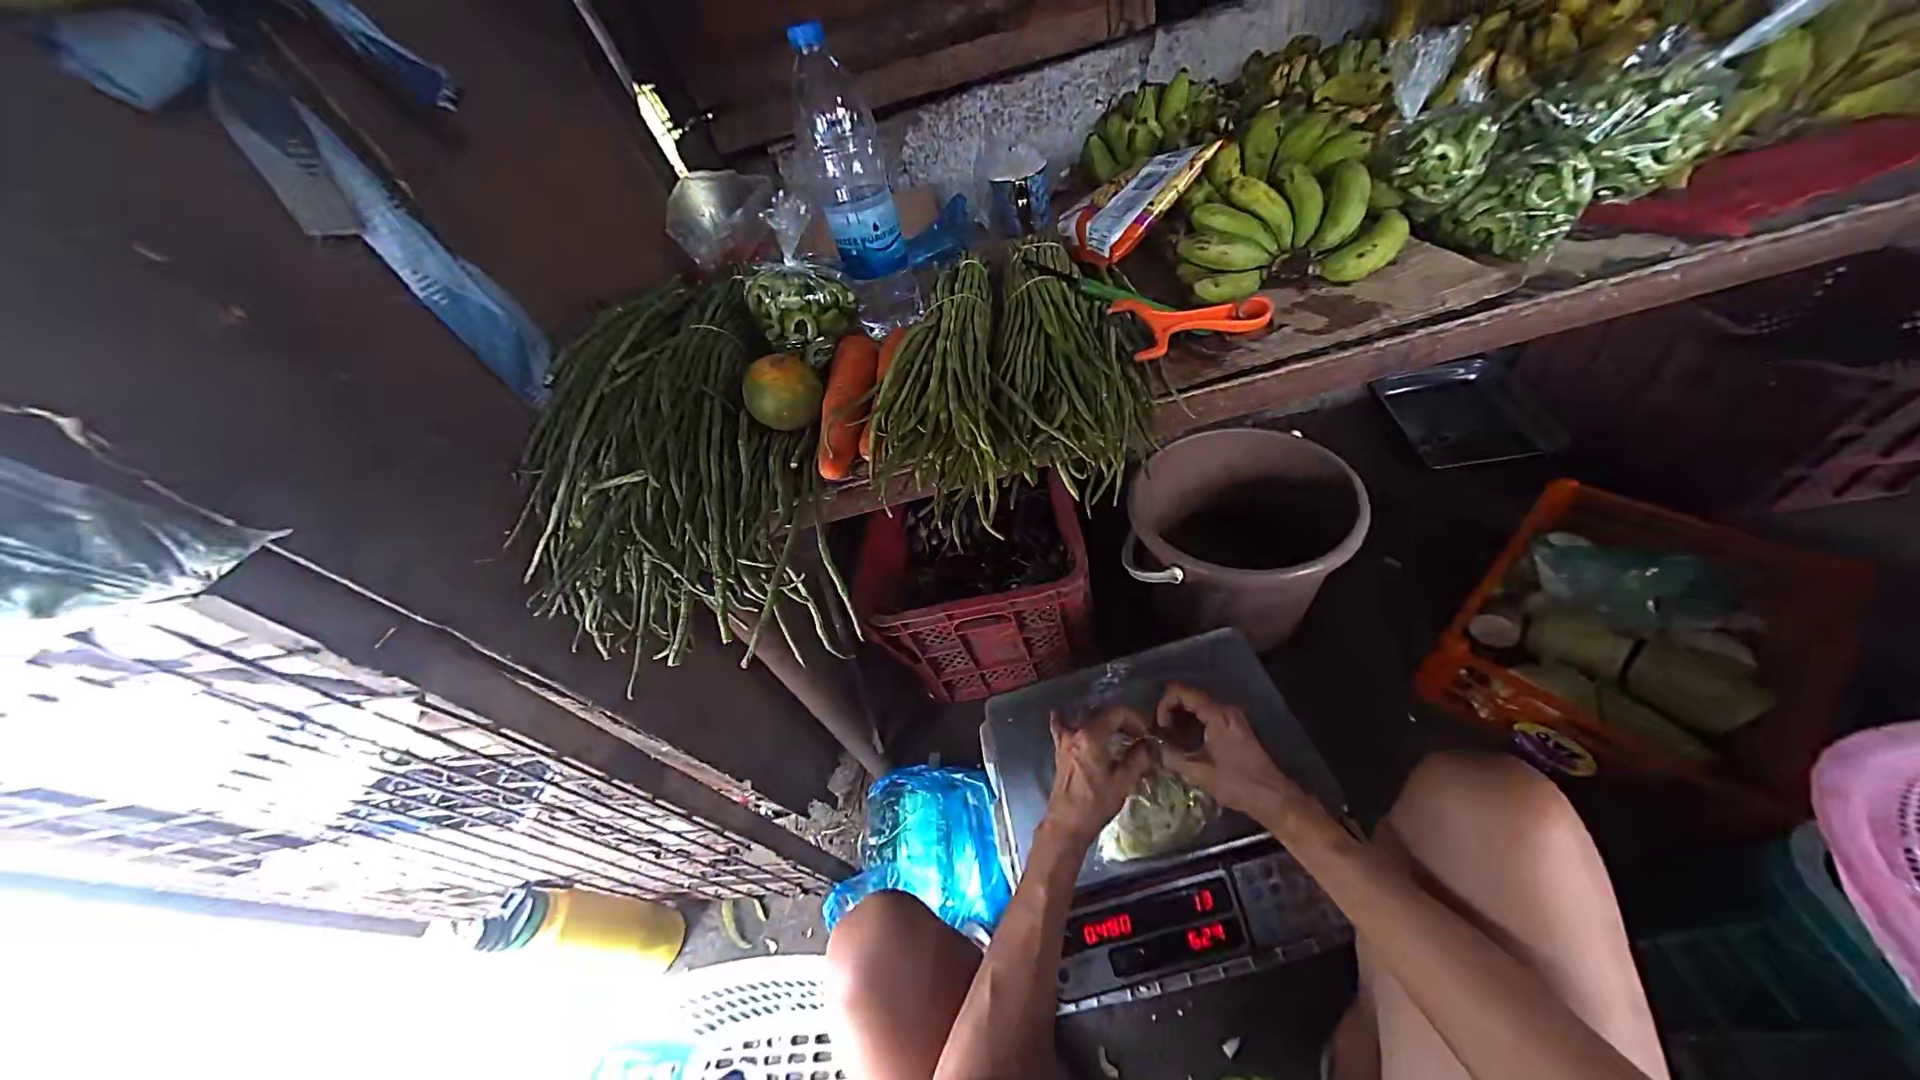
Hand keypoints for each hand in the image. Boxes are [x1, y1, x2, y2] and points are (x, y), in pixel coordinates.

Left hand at [1044, 705, 1152, 846]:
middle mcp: (1074, 732)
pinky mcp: (1059, 749)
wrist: (1067, 822)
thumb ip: (1138, 758)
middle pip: (1101, 712)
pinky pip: (1061, 726)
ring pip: (1085, 717)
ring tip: (1117, 732)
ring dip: (1103, 720)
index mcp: (1090, 736)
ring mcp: (1064, 739)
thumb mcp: (1123, 781)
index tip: (1145, 732)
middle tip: (1137, 734)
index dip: (1134, 718)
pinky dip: (1066, 719)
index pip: (1116, 713)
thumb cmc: (1095, 803)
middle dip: (1122, 720)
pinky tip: (1068, 715)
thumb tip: (1149, 744)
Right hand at [1153, 682, 1301, 815]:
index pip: (1181, 692)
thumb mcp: (1200, 773)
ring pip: (1199, 707)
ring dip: (1182, 718)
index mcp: (1217, 715)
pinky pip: (1209, 716)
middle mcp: (1226, 710)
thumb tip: (1155, 750)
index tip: (1161, 727)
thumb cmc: (1237, 783)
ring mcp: (1233, 718)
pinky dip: (1195, 724)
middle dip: (1172, 712)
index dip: (1164, 704)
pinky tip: (1189, 743)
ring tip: (1173, 740)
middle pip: (1190, 697)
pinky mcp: (1237, 728)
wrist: (1273, 797)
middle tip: (1163, 734)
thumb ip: (1173, 757)